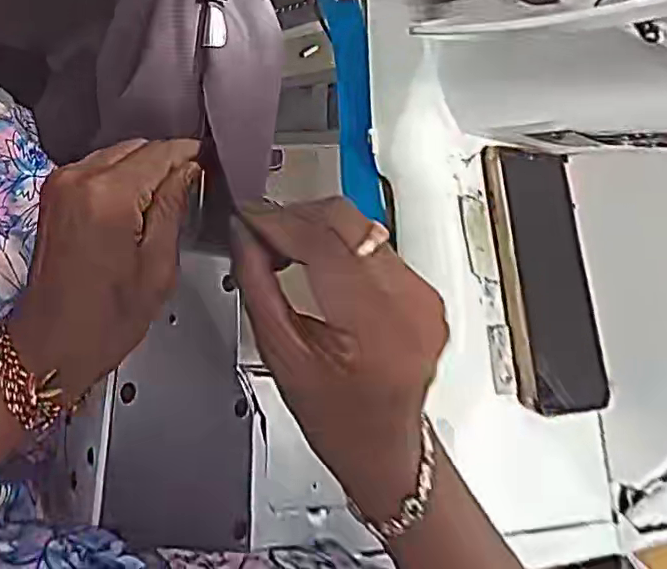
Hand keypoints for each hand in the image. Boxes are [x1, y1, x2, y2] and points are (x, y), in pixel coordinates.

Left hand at [9, 138, 201, 400]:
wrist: (49, 346)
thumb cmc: (105, 320)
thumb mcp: (157, 267)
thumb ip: (174, 206)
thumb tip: (189, 169)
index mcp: (107, 195)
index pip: (161, 152)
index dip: (190, 154)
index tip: (210, 162)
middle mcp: (79, 178)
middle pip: (139, 146)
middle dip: (167, 161)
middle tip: (190, 187)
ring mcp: (62, 181)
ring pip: (119, 152)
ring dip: (143, 167)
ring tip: (163, 200)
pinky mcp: (54, 190)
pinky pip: (99, 165)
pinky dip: (121, 175)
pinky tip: (135, 203)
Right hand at [231, 197, 447, 522]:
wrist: (387, 449)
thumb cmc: (340, 421)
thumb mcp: (283, 357)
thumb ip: (258, 285)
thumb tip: (243, 235)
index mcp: (377, 327)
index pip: (322, 243)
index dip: (278, 222)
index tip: (249, 216)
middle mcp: (409, 302)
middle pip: (344, 220)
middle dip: (294, 216)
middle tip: (260, 230)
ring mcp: (421, 292)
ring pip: (358, 223)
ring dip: (314, 225)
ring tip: (283, 247)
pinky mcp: (423, 286)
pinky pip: (372, 240)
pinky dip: (336, 239)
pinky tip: (314, 257)